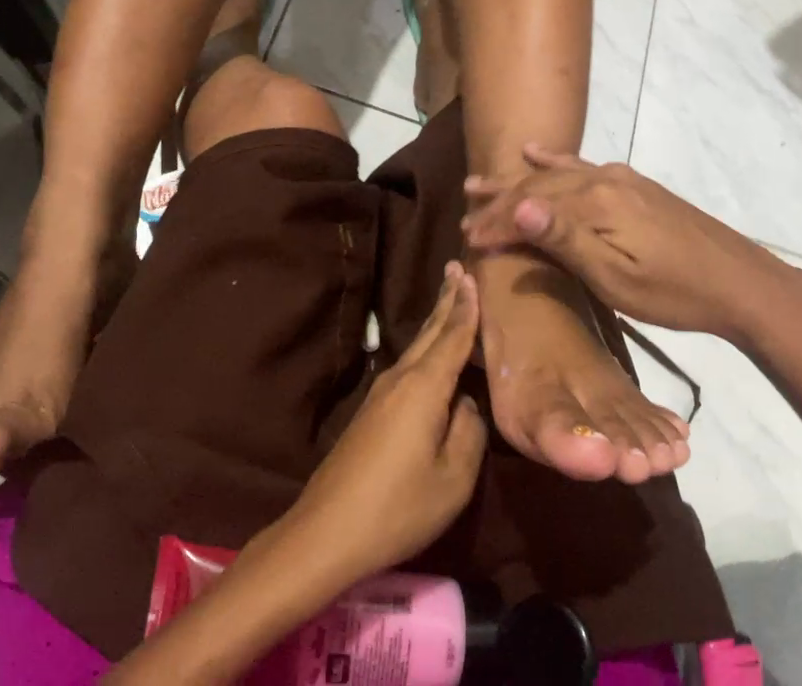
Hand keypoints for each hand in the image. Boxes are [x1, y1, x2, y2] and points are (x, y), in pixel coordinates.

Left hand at [284, 262, 488, 582]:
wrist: (326, 533)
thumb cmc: (398, 507)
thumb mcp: (454, 477)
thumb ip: (469, 432)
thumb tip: (467, 404)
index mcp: (422, 388)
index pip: (451, 336)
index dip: (466, 307)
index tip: (475, 274)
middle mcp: (398, 380)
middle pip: (428, 333)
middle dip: (447, 302)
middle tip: (460, 269)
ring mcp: (379, 396)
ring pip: (415, 349)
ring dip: (435, 323)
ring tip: (452, 299)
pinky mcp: (370, 414)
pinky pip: (407, 369)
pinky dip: (425, 349)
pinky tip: (433, 355)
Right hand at [462, 144, 801, 338]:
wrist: (741, 283)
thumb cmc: (673, 293)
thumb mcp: (616, 278)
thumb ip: (565, 239)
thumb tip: (520, 205)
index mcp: (596, 203)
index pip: (530, 209)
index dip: (496, 224)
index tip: (466, 241)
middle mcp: (604, 180)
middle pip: (539, 185)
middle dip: (499, 201)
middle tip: (465, 215)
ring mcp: (622, 179)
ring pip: (557, 174)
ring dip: (518, 180)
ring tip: (481, 183)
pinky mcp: (636, 186)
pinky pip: (583, 167)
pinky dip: (554, 161)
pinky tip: (537, 153)